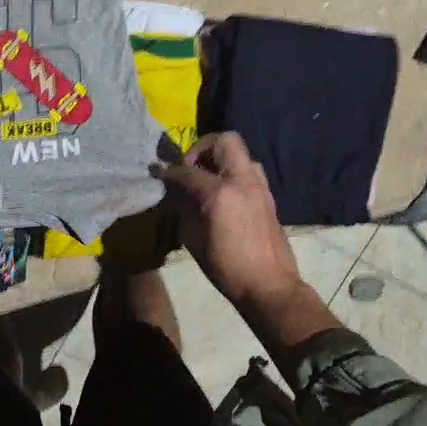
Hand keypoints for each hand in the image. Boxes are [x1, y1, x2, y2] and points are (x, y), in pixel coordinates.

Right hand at [154, 133, 303, 313]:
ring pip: (240, 153)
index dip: (169, 172)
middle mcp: (242, 180)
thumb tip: (176, 192)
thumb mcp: (193, 238)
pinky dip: (232, 173)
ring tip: (206, 181)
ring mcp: (259, 186)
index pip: (187, 171)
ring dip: (220, 160)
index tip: (158, 173)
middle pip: (224, 140)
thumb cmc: (225, 266)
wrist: (268, 284)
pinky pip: (248, 170)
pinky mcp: (268, 195)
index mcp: (219, 193)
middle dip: (202, 148)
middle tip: (191, 169)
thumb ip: (184, 208)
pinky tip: (222, 195)